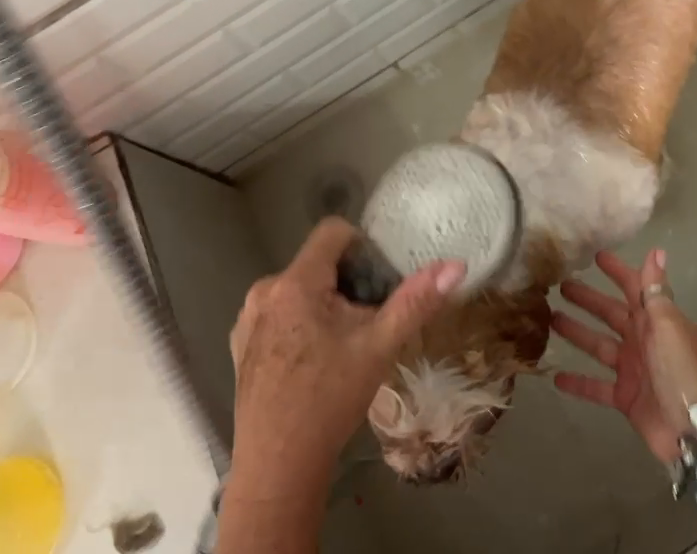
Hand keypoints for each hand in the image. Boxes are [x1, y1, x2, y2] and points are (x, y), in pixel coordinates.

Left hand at [228, 218, 464, 488]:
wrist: (278, 465)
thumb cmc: (329, 400)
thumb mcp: (379, 348)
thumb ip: (415, 302)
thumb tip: (455, 265)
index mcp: (295, 282)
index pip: (334, 232)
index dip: (364, 247)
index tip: (380, 283)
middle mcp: (264, 291)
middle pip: (318, 263)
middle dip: (348, 283)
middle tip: (367, 324)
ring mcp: (247, 319)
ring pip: (300, 290)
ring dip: (325, 305)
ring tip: (343, 346)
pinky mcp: (241, 345)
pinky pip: (280, 314)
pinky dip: (301, 325)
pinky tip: (314, 364)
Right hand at [551, 249, 696, 463]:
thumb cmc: (683, 371)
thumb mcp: (669, 326)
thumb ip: (655, 292)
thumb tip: (656, 250)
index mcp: (656, 320)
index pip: (634, 288)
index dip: (617, 271)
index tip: (595, 256)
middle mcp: (643, 340)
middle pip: (610, 314)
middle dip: (588, 299)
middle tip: (560, 285)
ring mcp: (633, 370)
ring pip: (598, 346)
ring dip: (577, 333)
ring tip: (549, 320)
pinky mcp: (626, 398)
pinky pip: (596, 387)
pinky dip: (578, 383)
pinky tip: (555, 377)